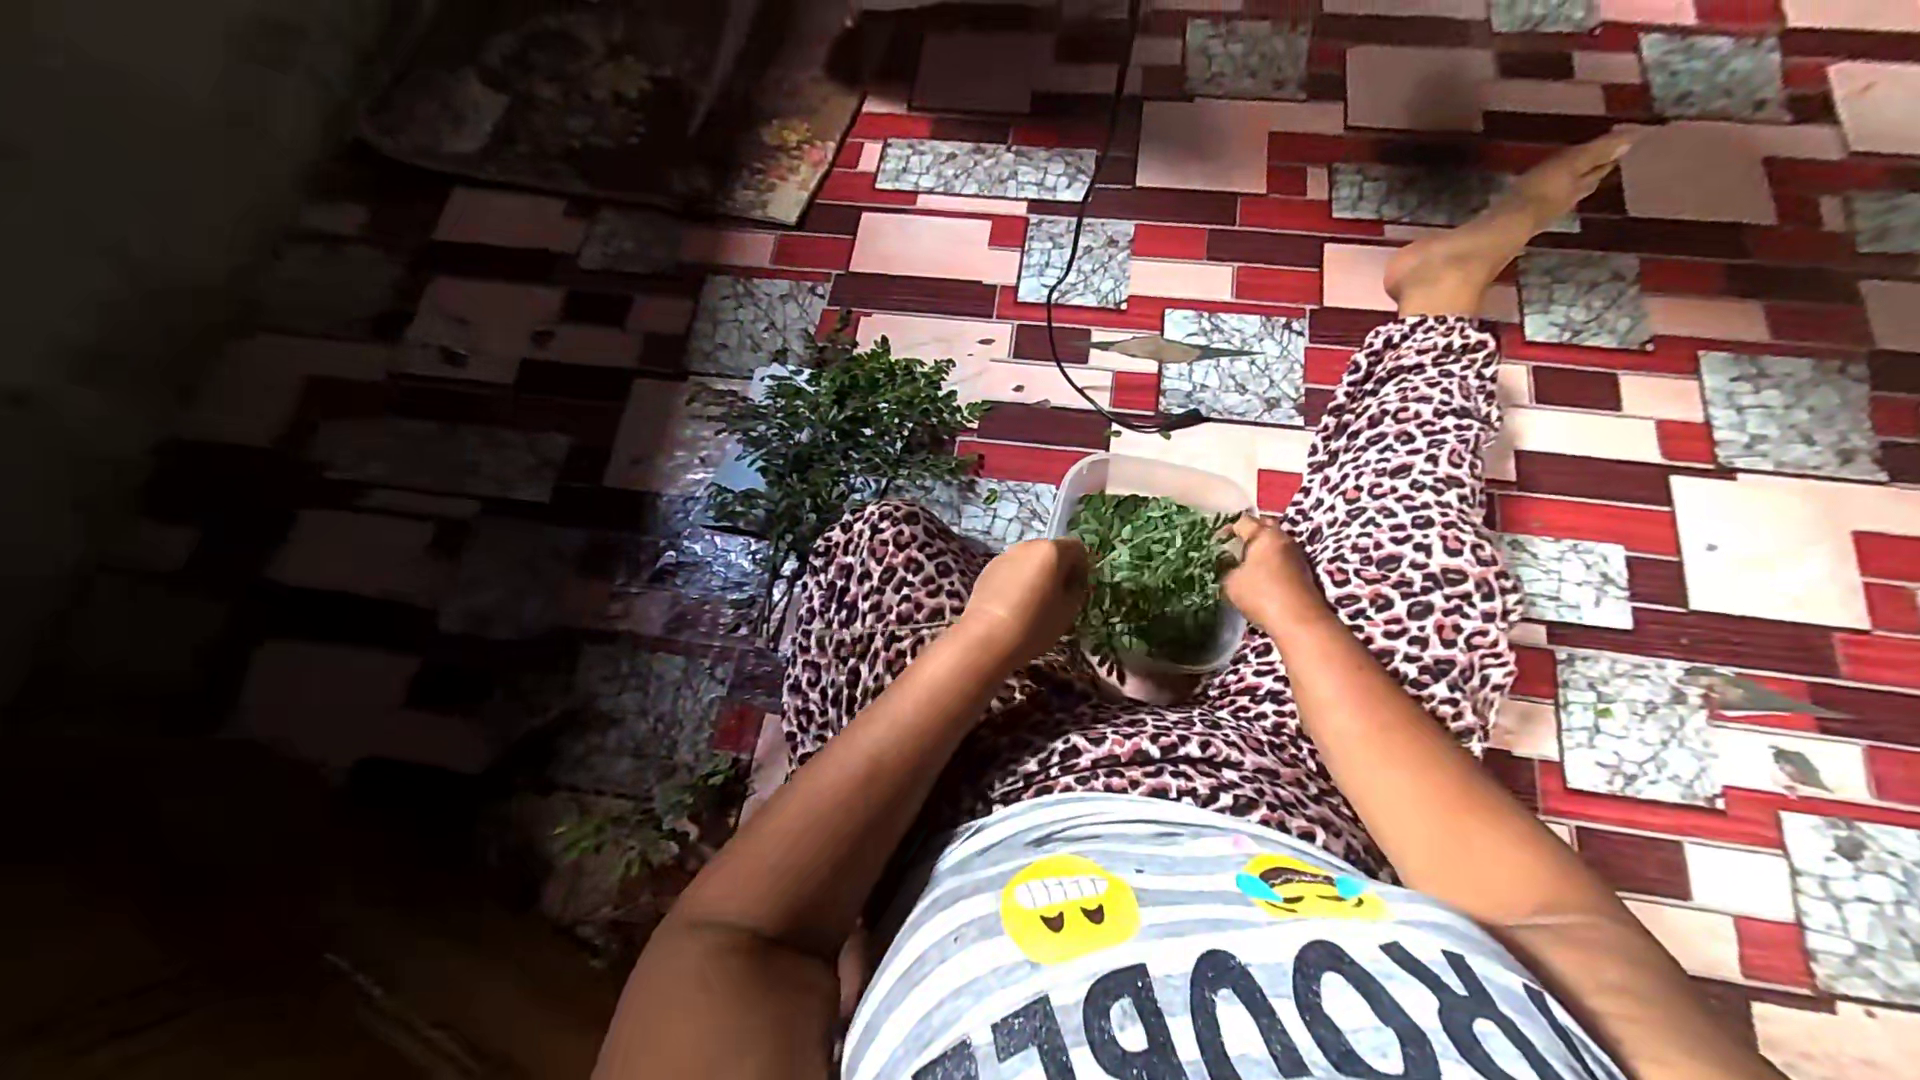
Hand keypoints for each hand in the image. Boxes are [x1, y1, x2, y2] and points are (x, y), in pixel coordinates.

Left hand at [956, 538, 1089, 666]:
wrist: (987, 637)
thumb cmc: (1035, 623)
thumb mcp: (1068, 611)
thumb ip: (1076, 590)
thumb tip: (1072, 583)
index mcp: (1051, 551)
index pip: (1077, 548)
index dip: (1082, 567)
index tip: (1078, 589)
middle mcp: (1027, 546)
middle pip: (1051, 551)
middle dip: (1058, 569)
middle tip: (1058, 596)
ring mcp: (1004, 556)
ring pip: (1029, 560)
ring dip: (1037, 574)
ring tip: (1034, 602)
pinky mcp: (987, 569)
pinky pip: (1012, 570)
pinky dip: (1018, 581)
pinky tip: (1014, 605)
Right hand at [1222, 515, 1328, 633]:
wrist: (1300, 620)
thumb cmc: (1261, 595)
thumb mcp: (1231, 582)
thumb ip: (1226, 568)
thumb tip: (1228, 564)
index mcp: (1265, 535)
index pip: (1243, 522)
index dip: (1226, 530)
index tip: (1216, 544)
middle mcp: (1283, 539)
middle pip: (1263, 527)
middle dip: (1247, 534)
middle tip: (1232, 548)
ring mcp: (1296, 554)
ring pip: (1274, 543)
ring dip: (1260, 549)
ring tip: (1244, 563)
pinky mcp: (1302, 570)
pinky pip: (1281, 557)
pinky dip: (1269, 561)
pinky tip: (1259, 575)